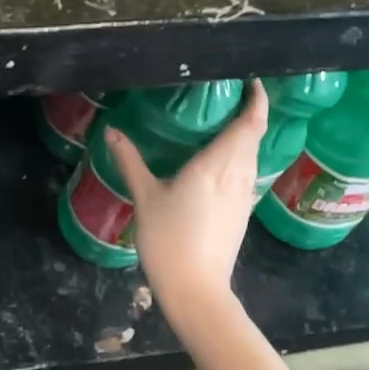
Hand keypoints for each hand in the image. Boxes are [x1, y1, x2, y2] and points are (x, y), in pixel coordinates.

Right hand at [106, 80, 268, 305]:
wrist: (196, 290)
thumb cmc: (169, 239)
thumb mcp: (145, 197)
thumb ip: (130, 161)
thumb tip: (112, 132)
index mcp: (216, 165)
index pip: (248, 124)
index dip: (256, 100)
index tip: (250, 80)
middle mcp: (236, 176)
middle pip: (253, 136)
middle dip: (250, 112)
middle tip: (228, 93)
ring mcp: (243, 196)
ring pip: (251, 155)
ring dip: (246, 134)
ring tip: (223, 119)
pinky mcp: (241, 212)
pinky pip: (246, 172)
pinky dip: (240, 155)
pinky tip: (219, 158)